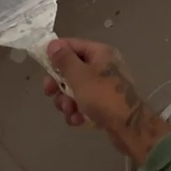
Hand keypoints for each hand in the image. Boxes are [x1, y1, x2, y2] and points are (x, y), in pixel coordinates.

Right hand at [42, 37, 170, 164]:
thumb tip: (53, 44)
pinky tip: (77, 120)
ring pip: (75, 89)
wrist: (128, 127)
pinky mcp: (104, 103)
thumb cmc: (103, 96)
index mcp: (100, 53)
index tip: (42, 66)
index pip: (72, 45)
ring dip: (67, 101)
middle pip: (72, 69)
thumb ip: (64, 60)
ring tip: (70, 111)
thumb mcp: (79, 76)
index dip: (55, 54)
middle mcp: (103, 65)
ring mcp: (104, 85)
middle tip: (50, 93)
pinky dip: (77, 111)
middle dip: (59, 84)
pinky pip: (84, 103)